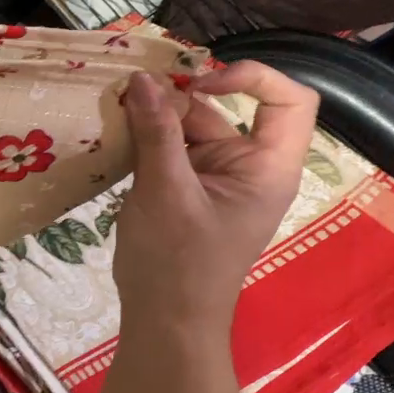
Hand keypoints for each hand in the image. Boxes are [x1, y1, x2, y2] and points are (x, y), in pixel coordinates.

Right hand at [113, 62, 319, 335]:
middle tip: (121, 97)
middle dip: (171, 99)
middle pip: (218, 110)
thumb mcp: (164, 191)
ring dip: (147, 117)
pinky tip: (108, 136)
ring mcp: (210, 176)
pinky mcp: (180, 187)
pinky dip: (137, 138)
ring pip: (182, 127)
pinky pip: (163, 148)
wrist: (164, 314)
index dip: (247, 78)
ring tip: (106, 114)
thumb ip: (155, 134)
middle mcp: (244, 165)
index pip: (287, 100)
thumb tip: (141, 79)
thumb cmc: (179, 258)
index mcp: (266, 166)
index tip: (191, 84)